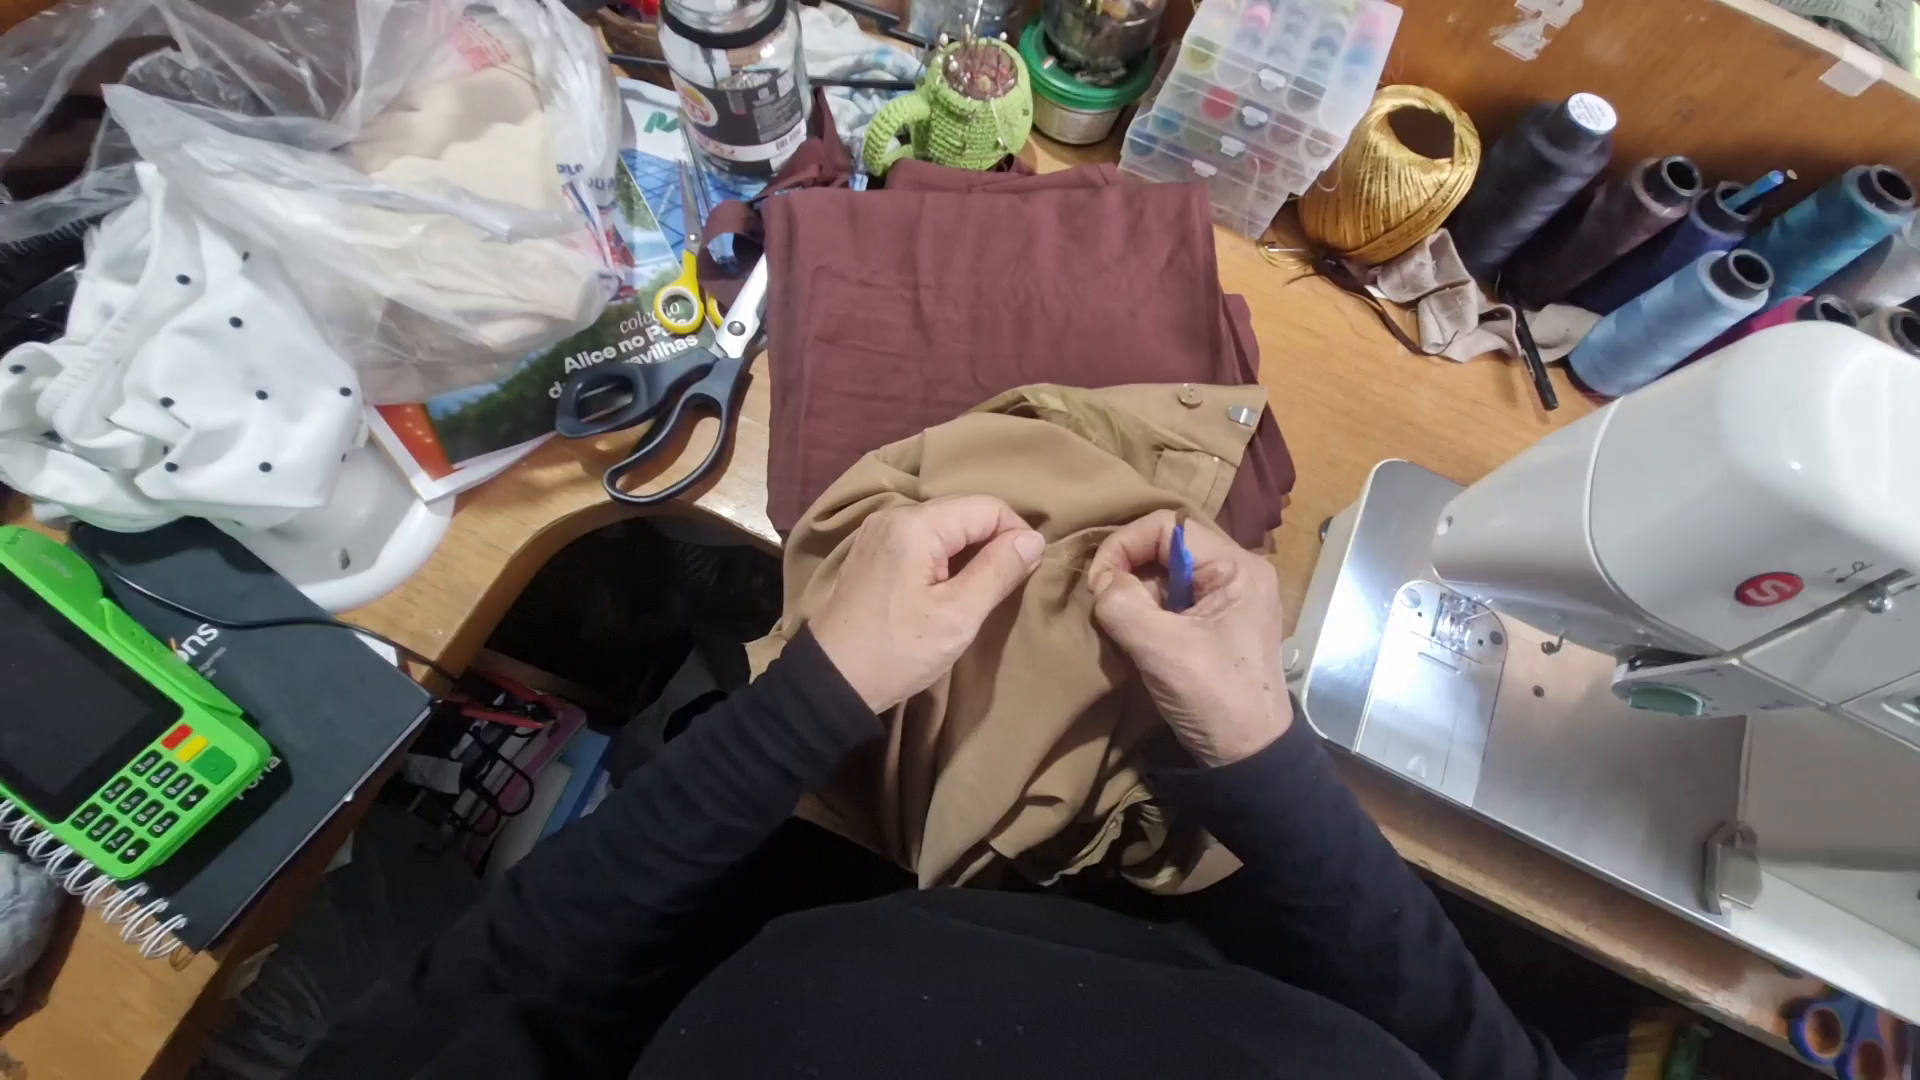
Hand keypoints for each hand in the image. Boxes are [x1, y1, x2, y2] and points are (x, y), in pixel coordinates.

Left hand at [809, 495, 1045, 710]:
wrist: (831, 682)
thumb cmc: (898, 651)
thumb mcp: (958, 616)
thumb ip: (998, 570)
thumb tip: (1033, 538)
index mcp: (916, 525)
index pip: (988, 507)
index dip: (1017, 534)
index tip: (1027, 573)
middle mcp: (895, 515)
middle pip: (965, 511)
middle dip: (995, 541)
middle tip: (1008, 583)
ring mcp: (880, 532)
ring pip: (946, 525)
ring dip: (971, 551)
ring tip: (984, 589)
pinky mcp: (874, 551)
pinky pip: (923, 539)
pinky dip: (946, 556)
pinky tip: (952, 588)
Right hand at [1087, 510, 1291, 766]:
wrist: (1248, 760)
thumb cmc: (1215, 699)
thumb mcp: (1163, 650)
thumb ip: (1123, 604)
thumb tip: (1100, 579)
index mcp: (1237, 567)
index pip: (1168, 526)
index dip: (1124, 544)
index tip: (1098, 581)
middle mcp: (1235, 573)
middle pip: (1164, 546)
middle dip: (1126, 569)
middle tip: (1105, 602)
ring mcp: (1224, 599)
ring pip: (1161, 573)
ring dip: (1132, 593)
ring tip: (1119, 624)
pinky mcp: (1211, 622)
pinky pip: (1167, 598)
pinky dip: (1142, 610)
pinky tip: (1132, 634)